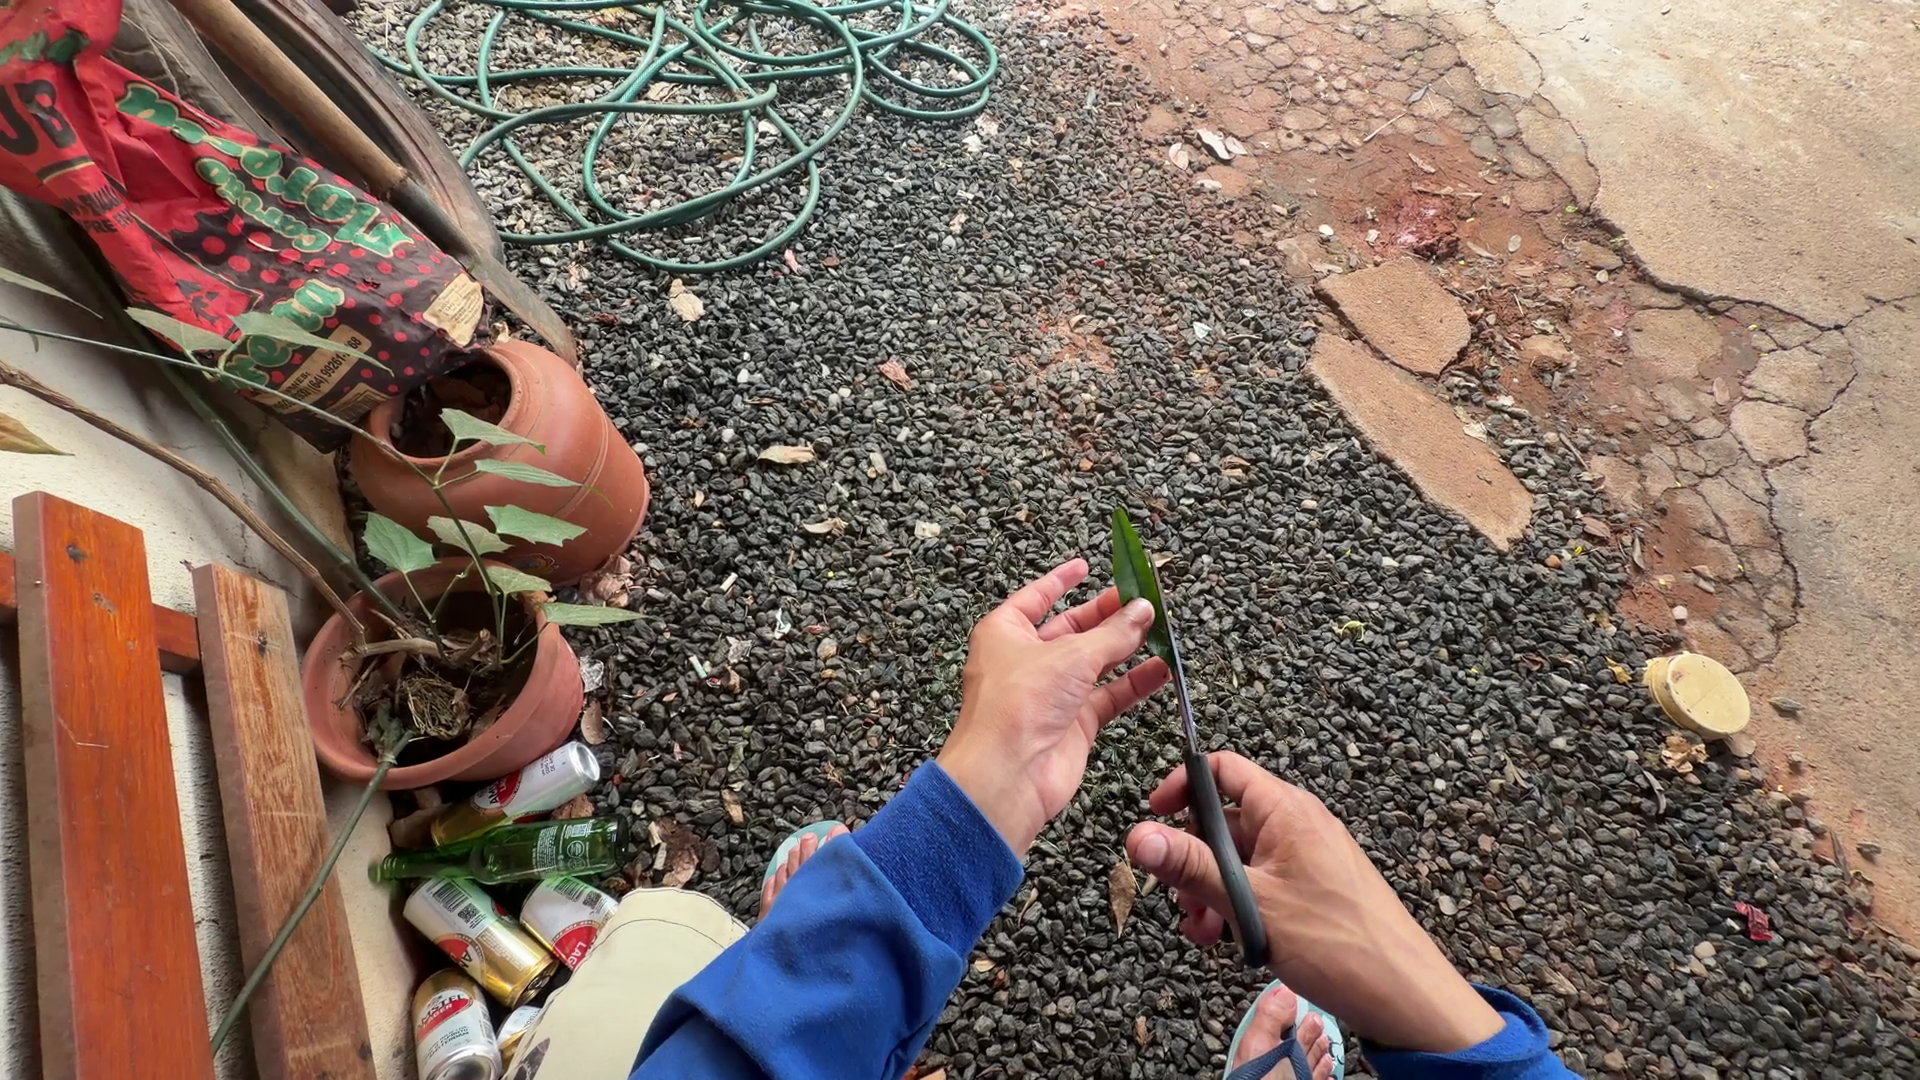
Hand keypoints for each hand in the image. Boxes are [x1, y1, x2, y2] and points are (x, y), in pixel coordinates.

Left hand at [937, 558, 1170, 855]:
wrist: (1007, 774)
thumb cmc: (1016, 705)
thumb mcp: (1069, 656)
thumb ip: (1112, 634)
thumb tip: (1142, 611)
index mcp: (1005, 632)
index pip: (1037, 597)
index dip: (1061, 580)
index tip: (1085, 566)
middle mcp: (1026, 660)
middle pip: (1072, 628)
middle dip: (1107, 615)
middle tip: (1141, 600)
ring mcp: (1050, 692)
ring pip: (1094, 662)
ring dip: (1126, 647)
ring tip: (1159, 629)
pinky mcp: (1071, 722)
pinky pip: (1108, 695)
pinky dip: (1134, 683)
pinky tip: (1161, 669)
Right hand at [1125, 753, 1504, 1053]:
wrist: (1413, 1006)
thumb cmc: (1338, 945)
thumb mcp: (1251, 903)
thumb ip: (1191, 867)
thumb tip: (1138, 836)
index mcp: (1284, 810)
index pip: (1221, 768)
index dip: (1182, 785)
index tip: (1154, 815)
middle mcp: (1295, 823)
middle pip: (1223, 817)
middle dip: (1193, 856)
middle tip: (1180, 896)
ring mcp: (1305, 856)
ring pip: (1238, 856)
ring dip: (1210, 888)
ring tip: (1203, 930)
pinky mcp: (1313, 887)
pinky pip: (1260, 880)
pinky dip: (1237, 903)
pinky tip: (1227, 939)